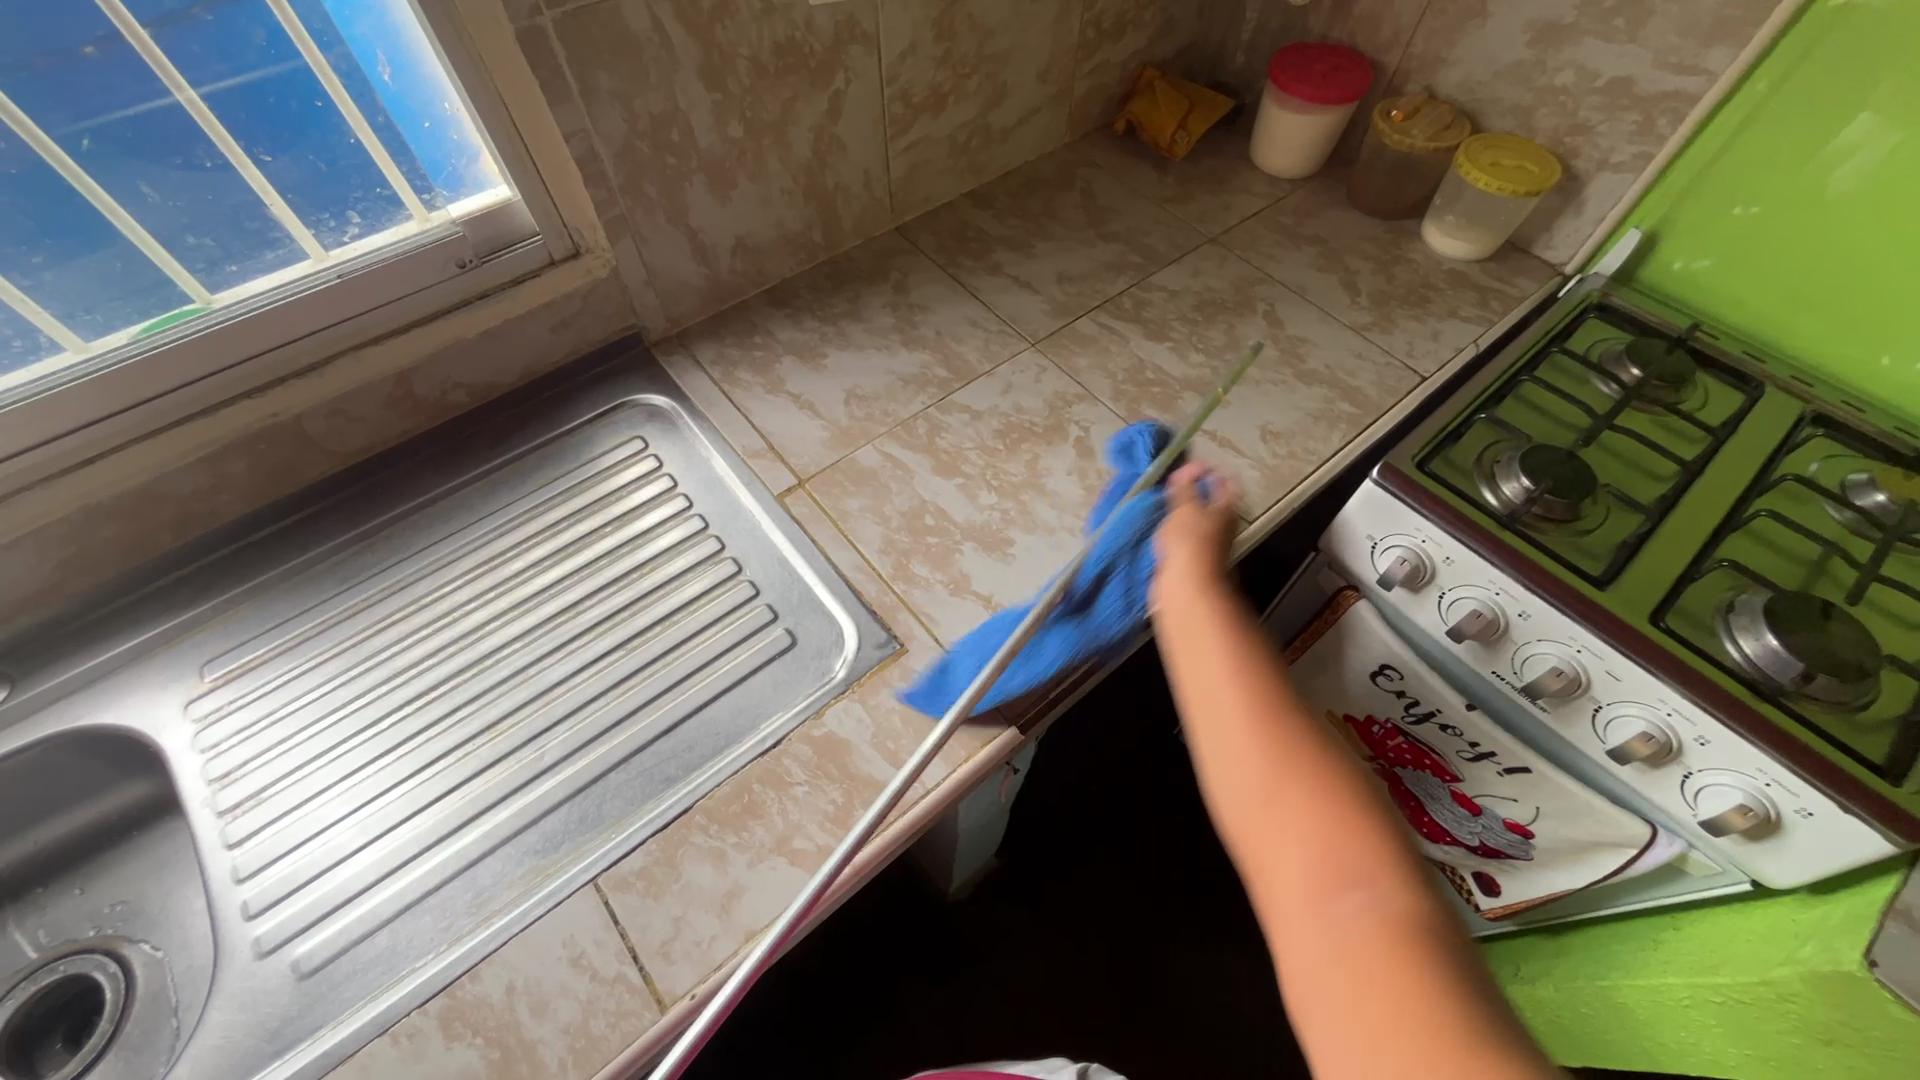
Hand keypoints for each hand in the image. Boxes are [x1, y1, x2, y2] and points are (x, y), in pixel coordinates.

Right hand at [1152, 461, 1239, 607]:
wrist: (1185, 586)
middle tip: (1172, 483)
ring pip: (1195, 521)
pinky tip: (1158, 528)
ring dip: (1181, 513)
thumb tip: (1187, 469)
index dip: (1209, 471)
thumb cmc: (1189, 541)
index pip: (1225, 482)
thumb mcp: (1185, 506)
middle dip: (1193, 492)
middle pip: (1211, 503)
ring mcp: (1207, 544)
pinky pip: (1182, 538)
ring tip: (1161, 504)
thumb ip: (1185, 486)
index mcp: (1225, 509)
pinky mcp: (1191, 559)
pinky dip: (1172, 531)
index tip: (1189, 465)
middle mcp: (1221, 525)